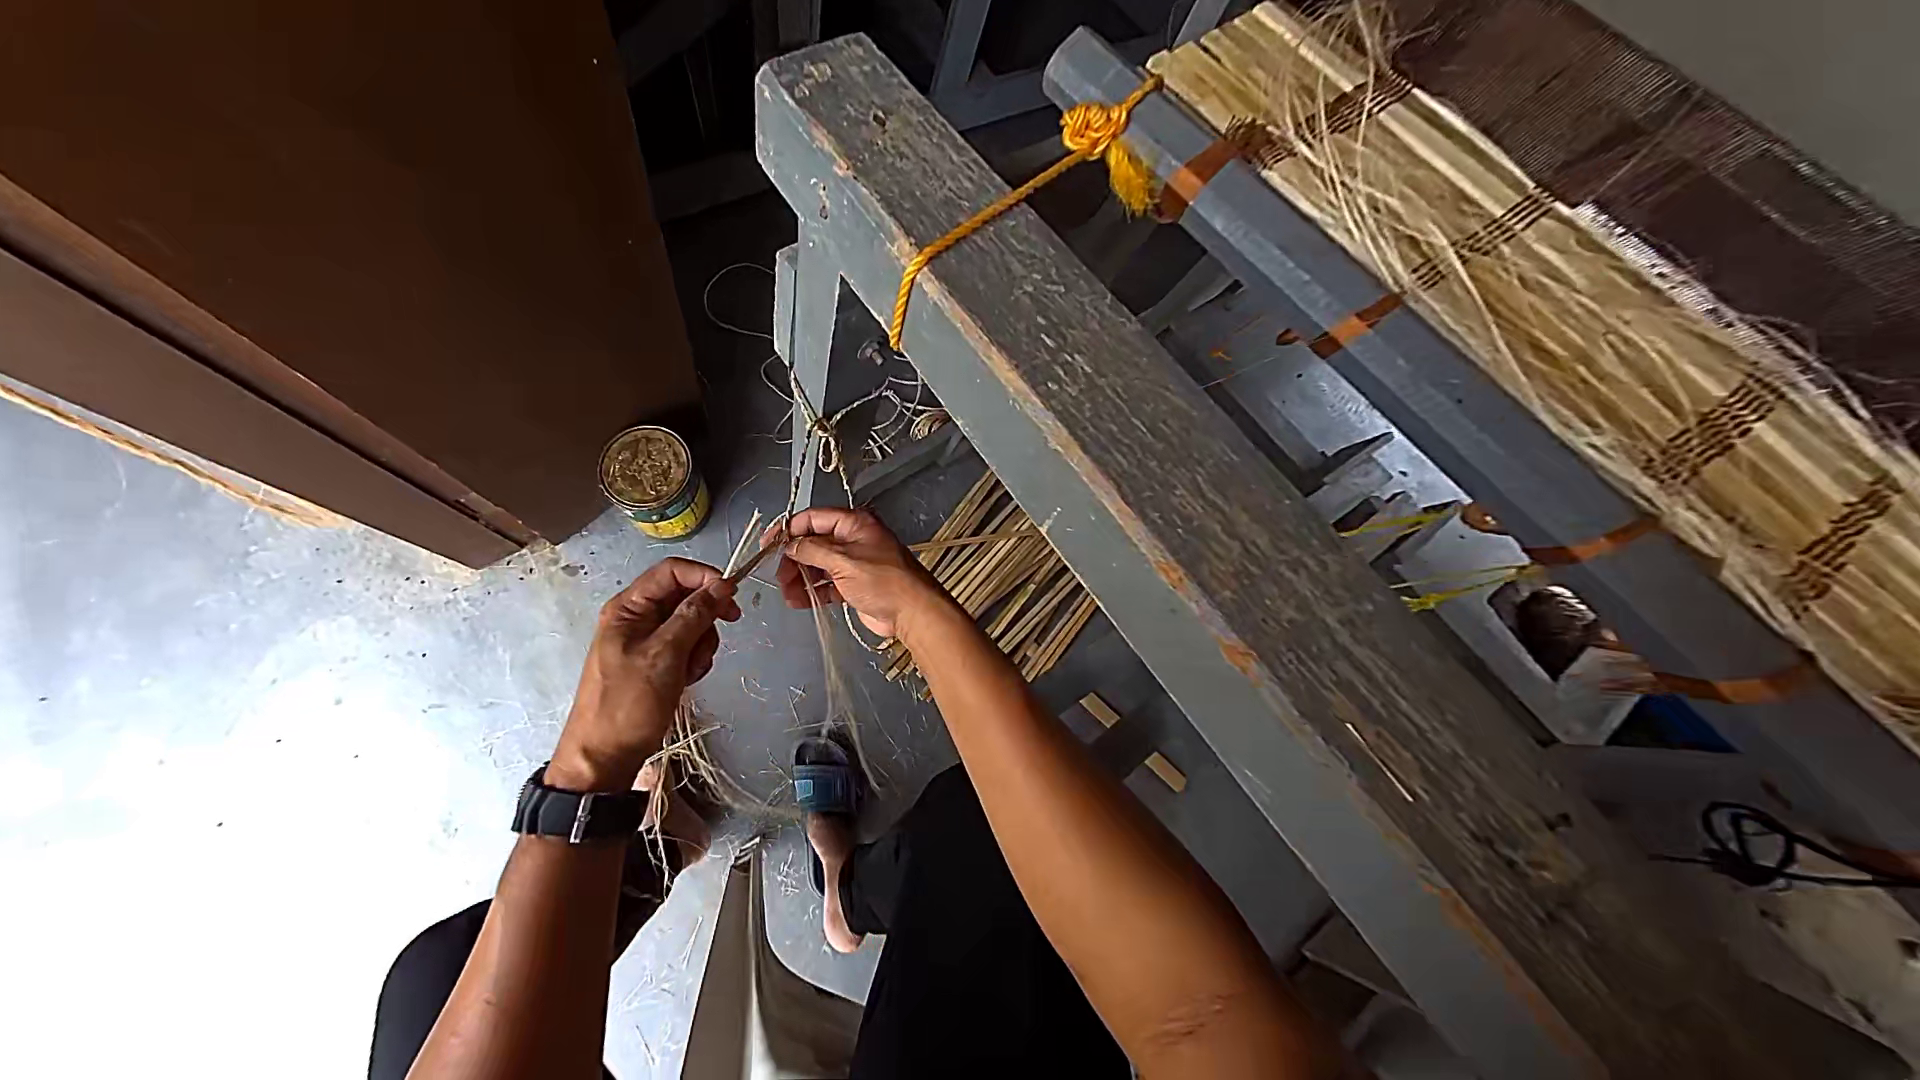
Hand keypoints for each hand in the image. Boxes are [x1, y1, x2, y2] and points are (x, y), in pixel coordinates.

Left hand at [549, 558, 741, 790]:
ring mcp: (647, 640)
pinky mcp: (657, 661)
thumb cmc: (628, 704)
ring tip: (692, 668)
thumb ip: (694, 615)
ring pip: (692, 622)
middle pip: (686, 596)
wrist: (605, 757)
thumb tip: (721, 585)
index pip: (672, 571)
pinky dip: (695, 658)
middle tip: (722, 631)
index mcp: (628, 608)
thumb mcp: (665, 655)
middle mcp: (637, 618)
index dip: (704, 577)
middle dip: (706, 615)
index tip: (731, 596)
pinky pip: (687, 646)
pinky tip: (688, 677)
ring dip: (702, 642)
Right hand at [772, 507, 950, 639]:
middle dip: (793, 560)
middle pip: (812, 543)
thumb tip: (791, 545)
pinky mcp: (854, 585)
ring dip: (800, 579)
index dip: (789, 530)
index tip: (769, 545)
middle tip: (780, 577)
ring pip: (817, 566)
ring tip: (788, 594)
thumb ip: (812, 550)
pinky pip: (826, 584)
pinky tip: (799, 601)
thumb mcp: (844, 561)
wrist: (913, 612)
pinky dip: (812, 591)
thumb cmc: (885, 581)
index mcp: (854, 523)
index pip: (813, 519)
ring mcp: (854, 563)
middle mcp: (853, 539)